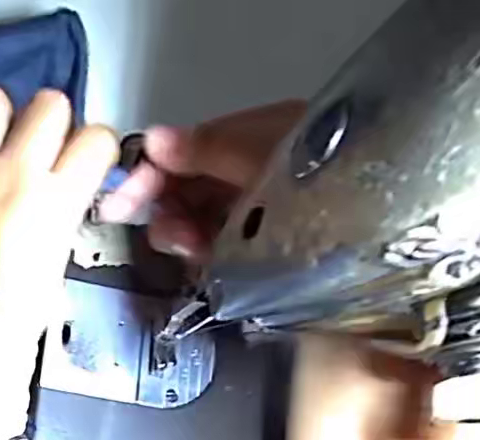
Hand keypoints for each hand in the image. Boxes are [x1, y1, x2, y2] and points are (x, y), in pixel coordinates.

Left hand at [0, 87, 118, 419]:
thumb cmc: (6, 334)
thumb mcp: (50, 284)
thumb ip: (54, 238)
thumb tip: (48, 223)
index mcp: (54, 202)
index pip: (96, 140)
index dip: (96, 151)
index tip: (87, 170)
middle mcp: (11, 174)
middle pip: (46, 104)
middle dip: (51, 124)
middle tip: (41, 157)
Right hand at [92, 101, 306, 261]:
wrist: (360, 233)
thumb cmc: (319, 183)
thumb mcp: (258, 157)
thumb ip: (204, 149)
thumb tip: (154, 141)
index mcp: (247, 142)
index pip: (181, 154)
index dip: (147, 175)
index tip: (119, 199)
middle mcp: (242, 175)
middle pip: (182, 191)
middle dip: (166, 211)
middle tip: (168, 231)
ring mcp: (244, 213)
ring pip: (190, 223)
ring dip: (181, 236)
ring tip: (192, 246)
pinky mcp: (246, 250)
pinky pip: (205, 250)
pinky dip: (196, 255)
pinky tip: (202, 258)